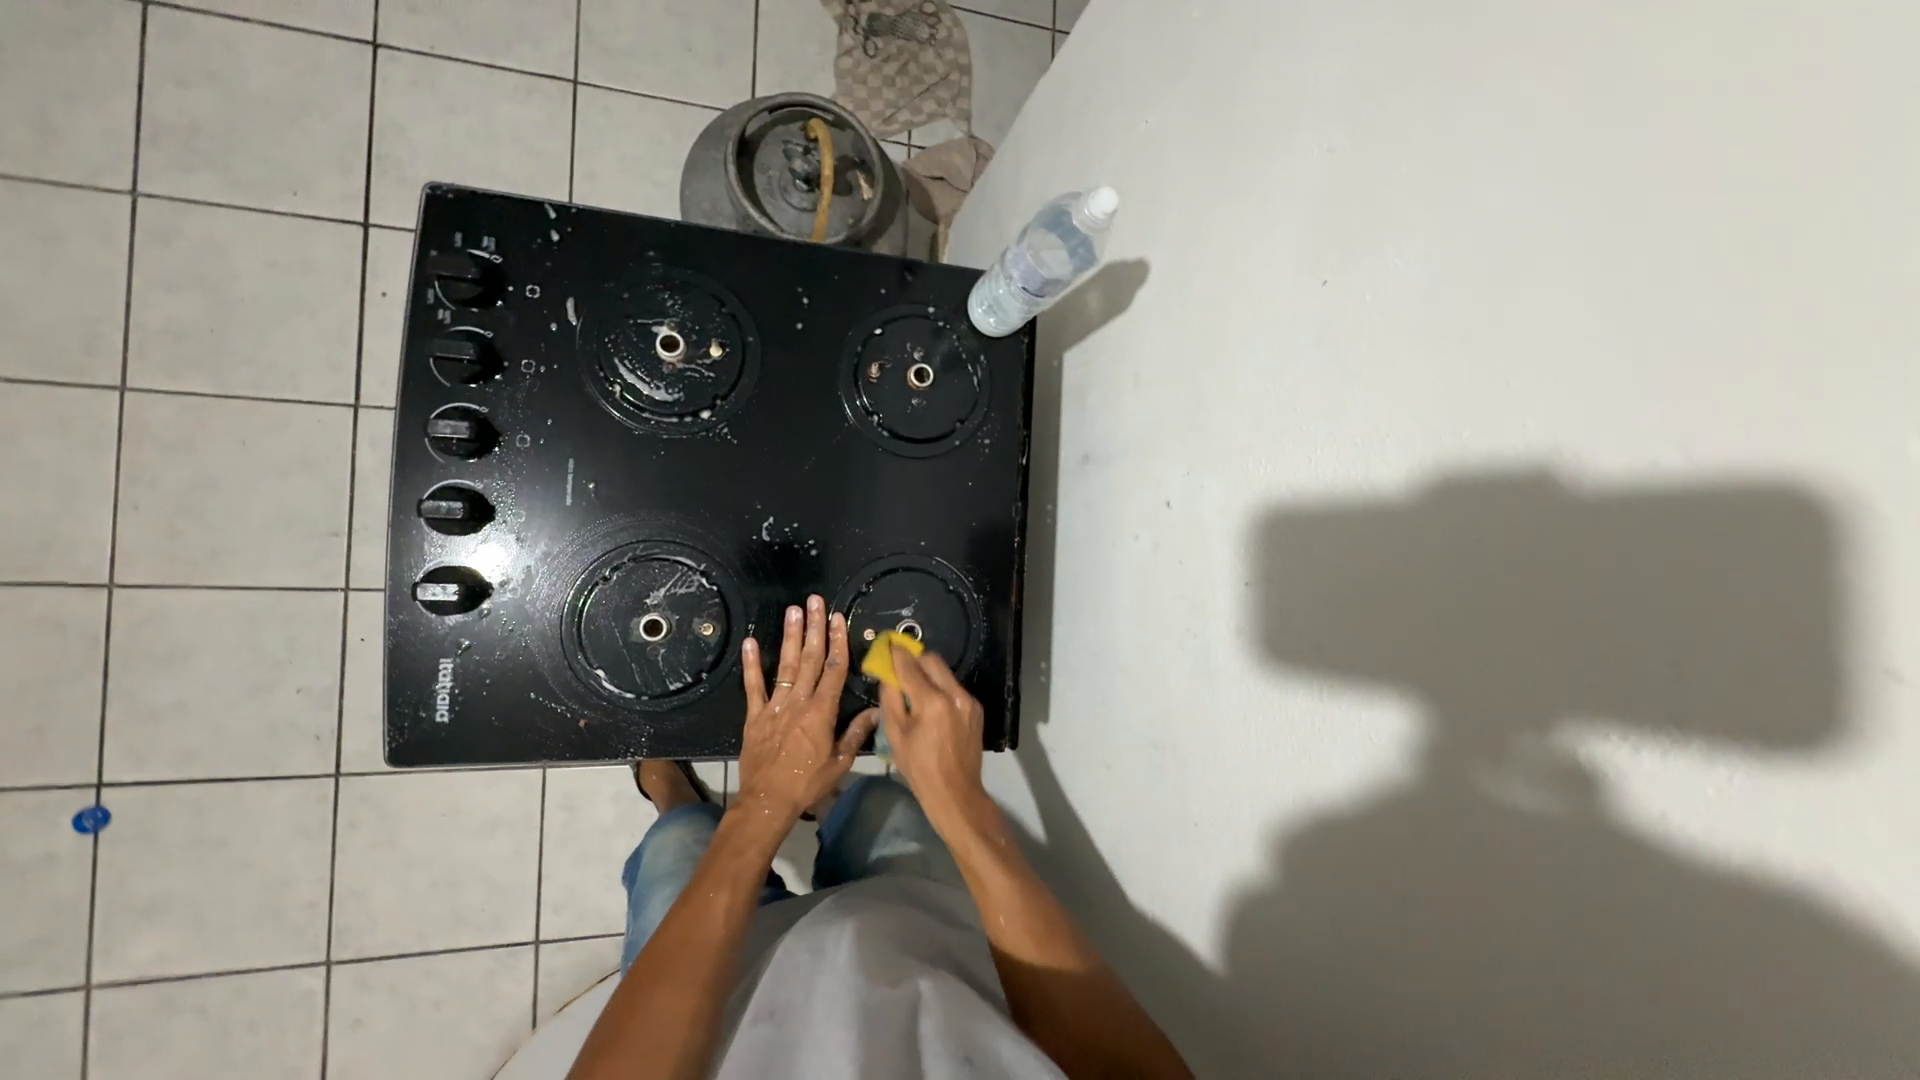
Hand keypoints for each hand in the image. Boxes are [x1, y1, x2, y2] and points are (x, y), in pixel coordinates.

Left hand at [735, 595, 878, 822]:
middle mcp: (799, 702)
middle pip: (810, 659)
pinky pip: (753, 686)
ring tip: (793, 611)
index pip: (834, 670)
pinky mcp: (755, 716)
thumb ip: (856, 733)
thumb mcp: (840, 762)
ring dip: (789, 636)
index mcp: (822, 711)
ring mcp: (775, 706)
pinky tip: (749, 642)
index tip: (838, 618)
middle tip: (815, 601)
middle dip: (814, 628)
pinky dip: (751, 664)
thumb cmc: (808, 783)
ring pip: (784, 666)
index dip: (837, 642)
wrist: (768, 802)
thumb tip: (876, 710)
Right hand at [876, 645, 987, 828]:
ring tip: (915, 691)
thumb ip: (890, 698)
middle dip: (914, 660)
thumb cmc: (919, 767)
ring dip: (928, 674)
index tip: (888, 645)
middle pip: (932, 660)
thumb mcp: (895, 734)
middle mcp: (954, 694)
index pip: (910, 666)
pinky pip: (954, 688)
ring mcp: (969, 701)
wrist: (955, 792)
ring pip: (945, 673)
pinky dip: (941, 689)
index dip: (896, 654)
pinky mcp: (976, 709)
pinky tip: (932, 708)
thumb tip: (887, 674)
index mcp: (932, 702)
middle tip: (900, 668)